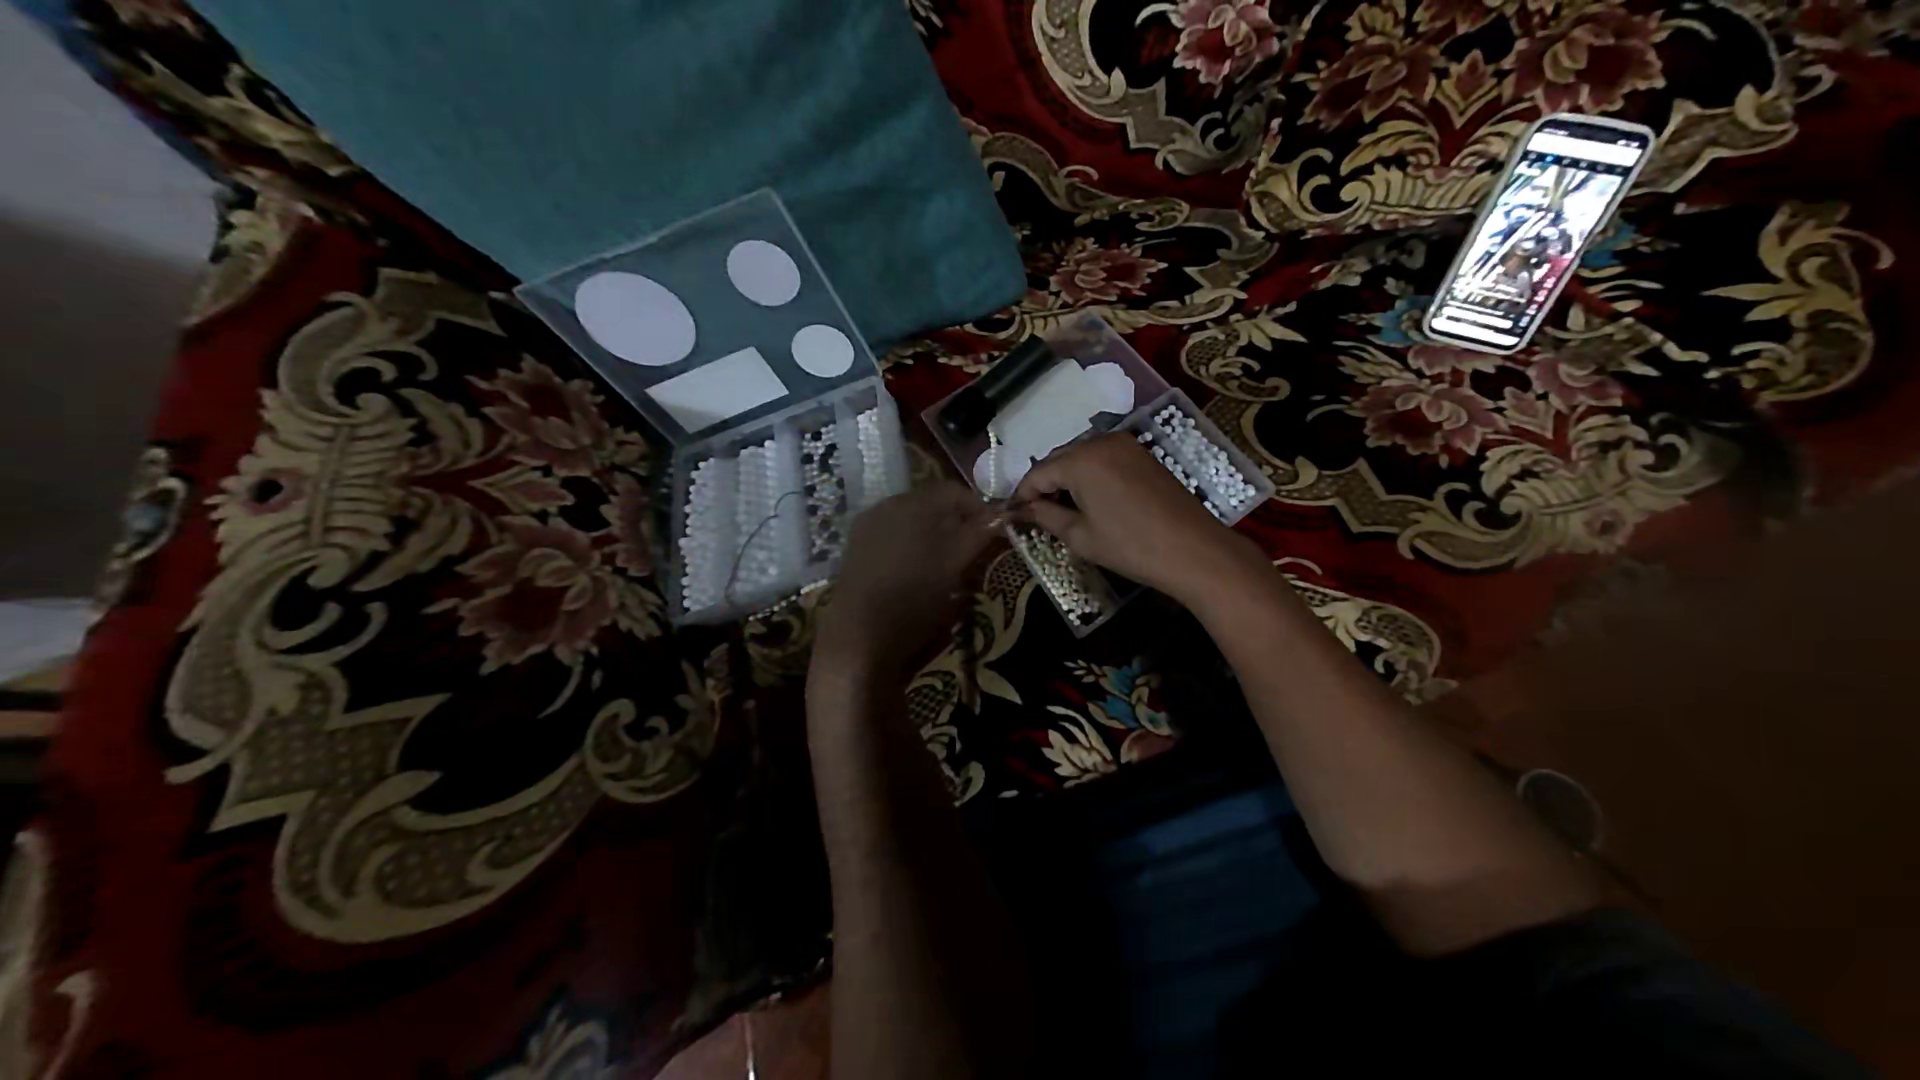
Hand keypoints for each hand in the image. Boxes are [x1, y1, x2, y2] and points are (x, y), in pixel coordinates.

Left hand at [812, 483, 998, 680]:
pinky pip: (894, 537)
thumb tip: (1003, 513)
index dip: (979, 508)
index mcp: (910, 503)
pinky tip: (919, 572)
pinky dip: (913, 546)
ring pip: (912, 521)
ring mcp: (867, 528)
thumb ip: (979, 533)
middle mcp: (886, 506)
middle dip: (957, 522)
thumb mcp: (954, 564)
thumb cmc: (913, 597)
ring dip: (935, 535)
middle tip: (976, 549)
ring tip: (950, 563)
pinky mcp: (857, 551)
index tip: (996, 531)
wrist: (860, 636)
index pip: (953, 491)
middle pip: (931, 504)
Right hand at [1013, 433, 1262, 605]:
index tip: (1013, 516)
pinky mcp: (1142, 455)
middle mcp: (1101, 442)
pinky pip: (1103, 458)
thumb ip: (1045, 516)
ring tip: (1062, 510)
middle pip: (1058, 459)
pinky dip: (1089, 475)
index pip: (1037, 473)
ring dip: (1066, 479)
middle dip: (1044, 485)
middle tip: (1036, 515)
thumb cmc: (1130, 546)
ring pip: (1081, 457)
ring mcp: (1125, 445)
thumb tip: (1020, 511)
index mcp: (1081, 460)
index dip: (1022, 495)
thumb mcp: (1080, 536)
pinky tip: (1090, 501)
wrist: (1193, 549)